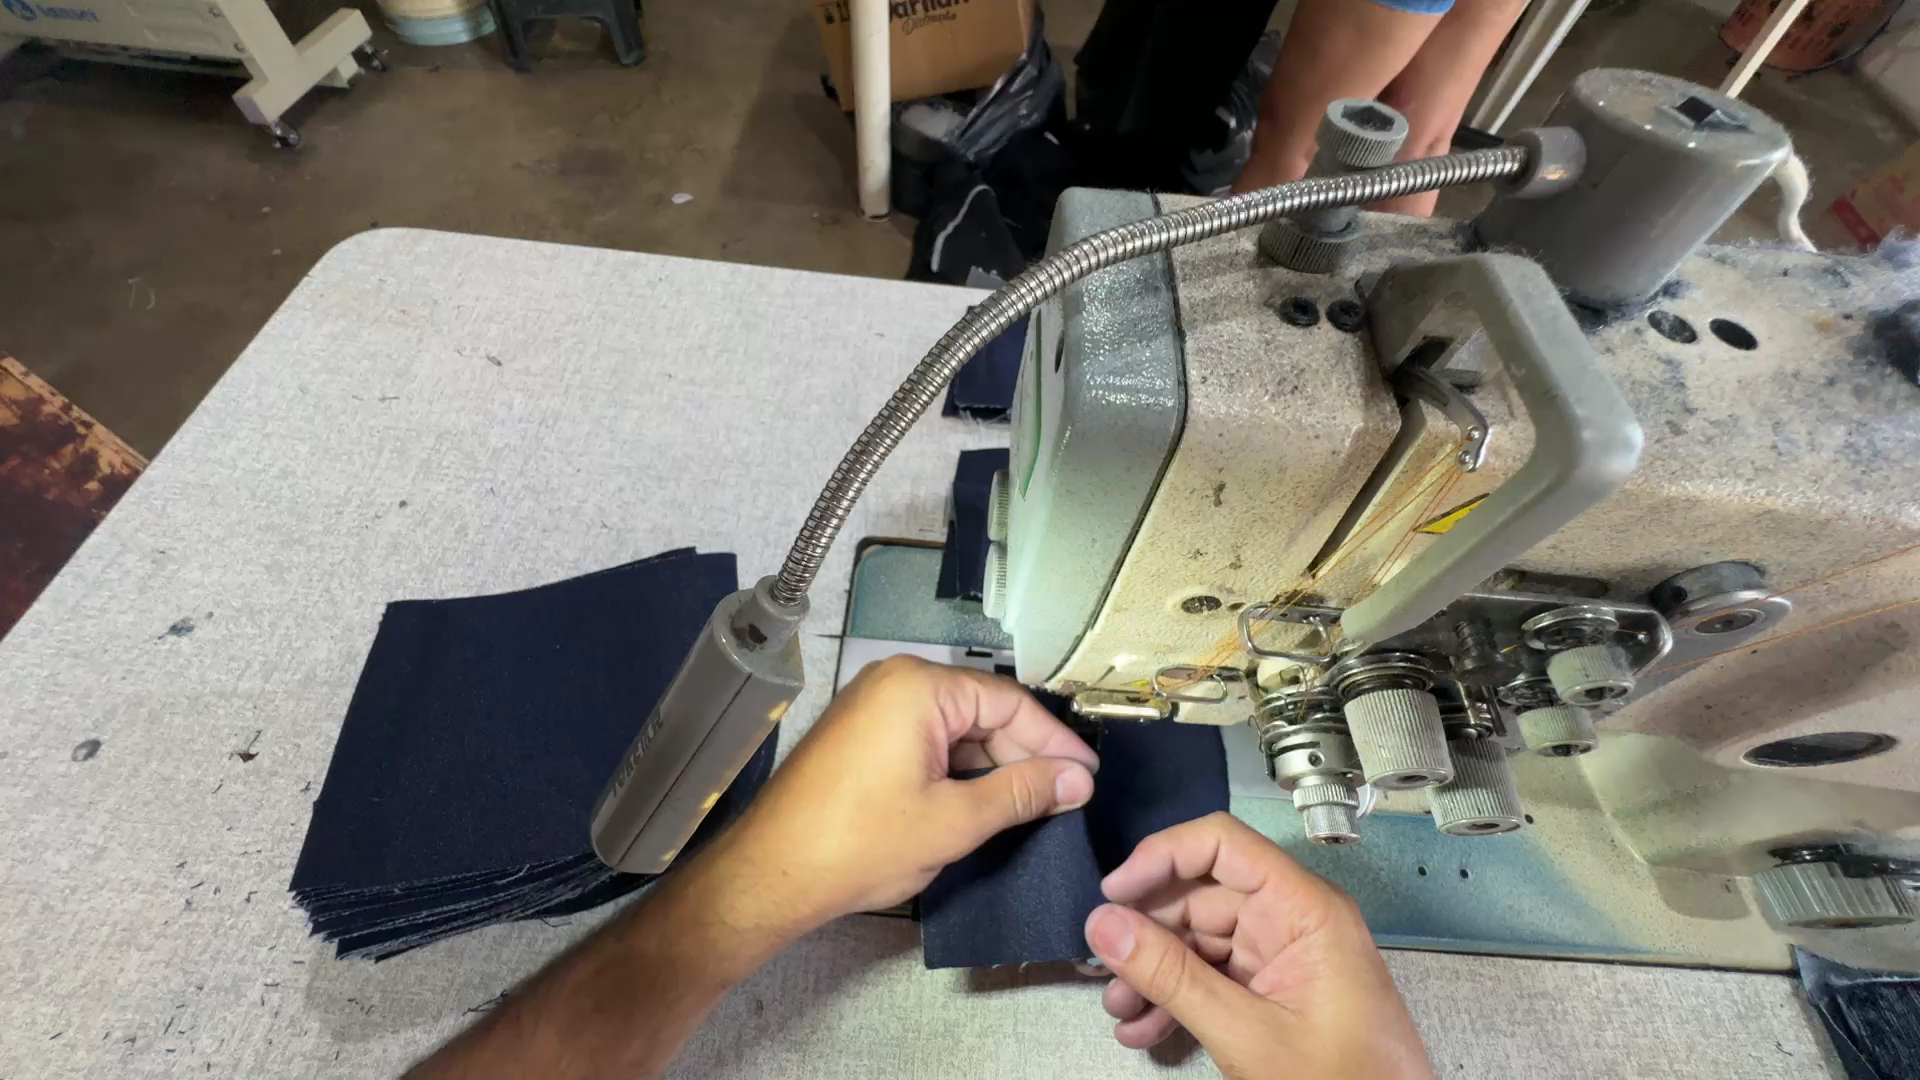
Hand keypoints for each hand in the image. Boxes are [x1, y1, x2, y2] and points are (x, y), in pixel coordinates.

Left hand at [703, 655, 1098, 942]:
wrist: (770, 873)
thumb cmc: (861, 842)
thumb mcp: (952, 821)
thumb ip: (1020, 793)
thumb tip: (1077, 779)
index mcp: (919, 686)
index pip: (1007, 702)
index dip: (1053, 741)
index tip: (1088, 775)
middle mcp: (898, 680)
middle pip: (982, 712)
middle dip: (1024, 755)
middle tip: (1066, 796)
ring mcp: (877, 704)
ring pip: (957, 728)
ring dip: (993, 765)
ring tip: (1035, 804)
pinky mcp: (867, 732)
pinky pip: (929, 739)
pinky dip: (959, 769)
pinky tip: (987, 799)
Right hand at [1083, 812, 1431, 1079]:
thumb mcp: (1249, 1037)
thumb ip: (1172, 977)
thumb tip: (1100, 923)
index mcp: (1302, 906)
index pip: (1221, 843)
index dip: (1161, 857)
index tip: (1113, 893)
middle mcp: (1288, 917)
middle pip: (1198, 894)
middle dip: (1146, 931)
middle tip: (1100, 966)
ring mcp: (1276, 956)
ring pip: (1194, 938)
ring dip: (1151, 972)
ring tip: (1117, 1009)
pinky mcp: (1268, 992)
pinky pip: (1206, 975)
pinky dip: (1172, 998)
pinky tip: (1141, 1028)